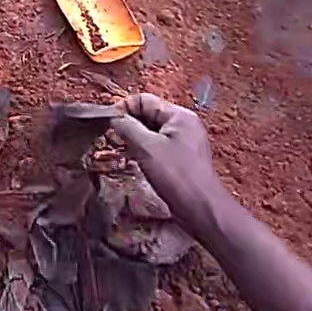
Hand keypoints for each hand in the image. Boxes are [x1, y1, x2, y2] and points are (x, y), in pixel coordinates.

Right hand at [109, 93, 227, 235]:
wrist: (202, 210)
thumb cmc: (176, 176)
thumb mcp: (147, 148)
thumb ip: (128, 128)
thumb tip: (114, 118)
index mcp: (179, 116)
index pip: (145, 100)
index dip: (125, 108)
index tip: (109, 122)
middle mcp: (183, 125)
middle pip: (149, 114)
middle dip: (130, 123)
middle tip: (113, 136)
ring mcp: (184, 142)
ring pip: (152, 131)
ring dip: (136, 137)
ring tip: (122, 148)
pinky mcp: (181, 158)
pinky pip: (158, 145)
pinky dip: (144, 149)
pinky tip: (134, 159)